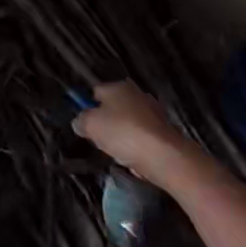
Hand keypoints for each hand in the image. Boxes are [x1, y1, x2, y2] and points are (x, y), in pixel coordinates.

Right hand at [72, 82, 198, 185]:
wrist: (164, 156)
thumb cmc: (122, 133)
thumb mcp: (90, 125)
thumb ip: (81, 121)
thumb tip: (80, 121)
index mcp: (118, 86)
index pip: (95, 92)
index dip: (86, 107)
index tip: (84, 125)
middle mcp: (137, 94)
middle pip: (113, 108)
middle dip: (105, 123)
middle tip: (98, 140)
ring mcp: (154, 113)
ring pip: (128, 124)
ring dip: (122, 137)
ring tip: (117, 153)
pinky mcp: (165, 132)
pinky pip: (143, 138)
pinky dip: (137, 147)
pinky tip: (134, 159)